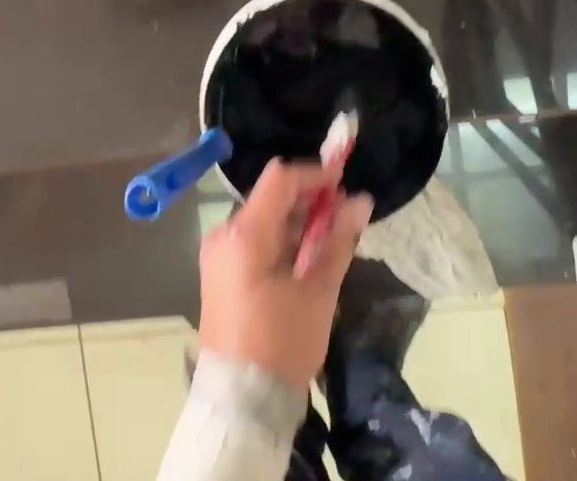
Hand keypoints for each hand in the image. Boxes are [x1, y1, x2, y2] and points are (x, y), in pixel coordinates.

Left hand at [198, 159, 373, 387]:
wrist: (240, 400)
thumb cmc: (283, 344)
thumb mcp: (319, 291)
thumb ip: (338, 240)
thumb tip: (360, 201)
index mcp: (244, 234)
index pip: (280, 178)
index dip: (314, 175)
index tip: (344, 183)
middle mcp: (223, 234)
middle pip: (271, 197)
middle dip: (309, 201)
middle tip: (344, 217)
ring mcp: (216, 252)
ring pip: (263, 218)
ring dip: (296, 221)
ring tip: (330, 241)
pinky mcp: (218, 270)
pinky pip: (252, 239)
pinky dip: (280, 239)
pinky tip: (304, 259)